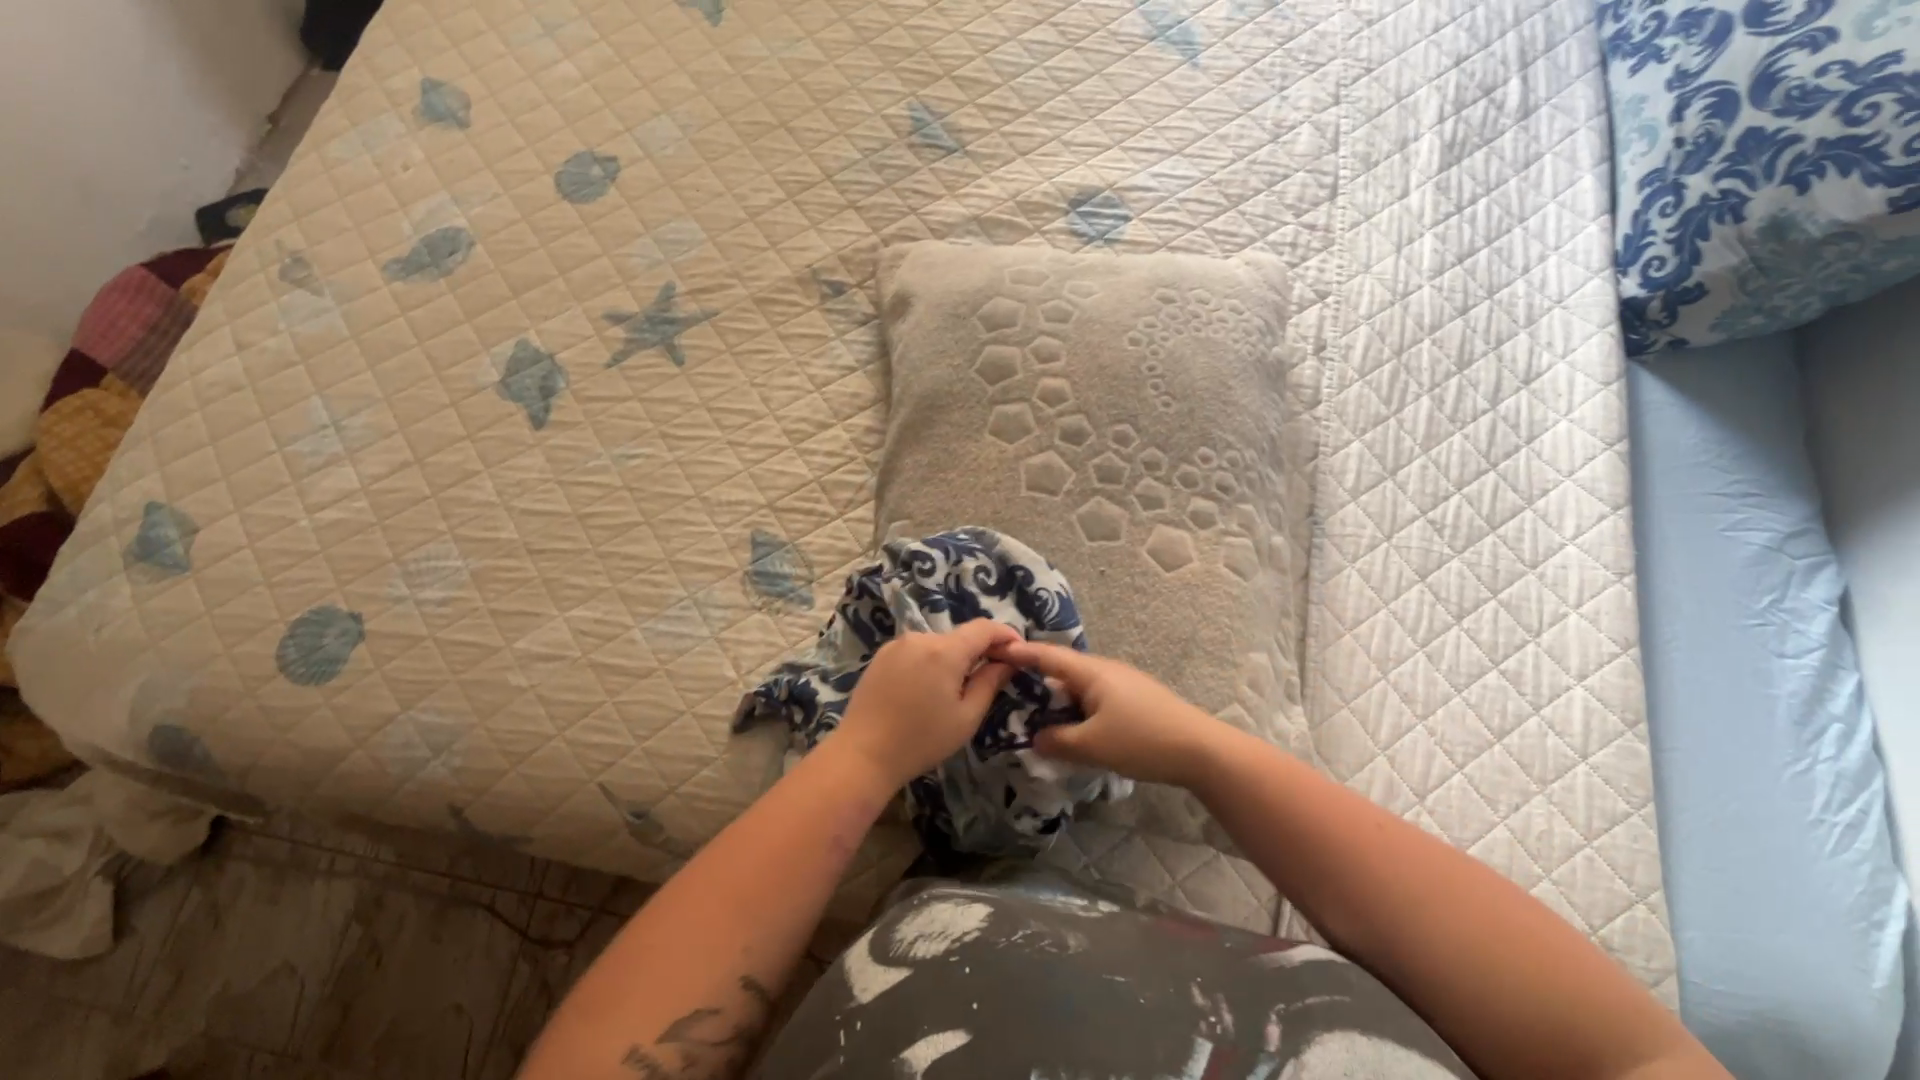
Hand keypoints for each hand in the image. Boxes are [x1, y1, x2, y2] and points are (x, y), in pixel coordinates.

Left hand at [829, 620, 1020, 790]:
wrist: (863, 754)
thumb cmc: (922, 740)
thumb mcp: (966, 717)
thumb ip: (990, 682)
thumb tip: (1007, 661)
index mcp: (944, 650)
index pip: (984, 628)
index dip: (1006, 635)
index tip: (1018, 652)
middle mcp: (920, 637)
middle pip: (960, 637)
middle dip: (979, 652)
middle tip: (990, 679)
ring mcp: (896, 645)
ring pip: (937, 644)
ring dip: (952, 659)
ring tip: (953, 691)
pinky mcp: (880, 656)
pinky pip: (916, 651)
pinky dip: (929, 663)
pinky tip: (925, 691)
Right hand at [991, 641, 1233, 787]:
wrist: (1201, 750)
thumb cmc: (1142, 741)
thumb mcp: (1091, 746)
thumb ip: (1057, 741)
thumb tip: (1035, 738)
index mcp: (1092, 672)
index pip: (1048, 656)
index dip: (1021, 653)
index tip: (995, 648)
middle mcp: (1107, 670)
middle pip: (1064, 670)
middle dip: (1036, 679)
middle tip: (1008, 690)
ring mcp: (1124, 684)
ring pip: (1081, 687)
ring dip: (1059, 699)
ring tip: (1037, 716)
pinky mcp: (1137, 700)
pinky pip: (1096, 699)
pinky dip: (1078, 709)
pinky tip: (1075, 728)